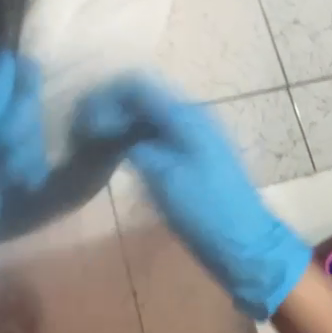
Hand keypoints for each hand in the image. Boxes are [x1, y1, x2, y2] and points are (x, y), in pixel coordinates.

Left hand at [0, 52, 48, 320]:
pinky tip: (20, 187)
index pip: (2, 74)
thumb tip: (4, 50)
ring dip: (24, 153)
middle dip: (21, 126)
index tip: (17, 104)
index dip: (17, 87)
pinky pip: (27, 161)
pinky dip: (27, 173)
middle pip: (20, 104)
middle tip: (4, 147)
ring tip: (8, 175)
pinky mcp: (0, 179)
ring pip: (27, 134)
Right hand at [73, 74, 309, 318]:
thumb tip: (110, 129)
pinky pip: (159, 132)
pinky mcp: (196, 155)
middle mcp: (191, 116)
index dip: (105, 98)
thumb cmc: (204, 211)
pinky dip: (136, 138)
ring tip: (97, 145)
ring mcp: (196, 135)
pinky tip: (121, 158)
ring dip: (123, 123)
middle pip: (142, 97)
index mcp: (184, 115)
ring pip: (150, 115)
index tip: (84, 123)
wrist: (247, 246)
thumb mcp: (162, 176)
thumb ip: (135, 145)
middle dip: (111, 108)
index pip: (136, 86)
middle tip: (85, 133)